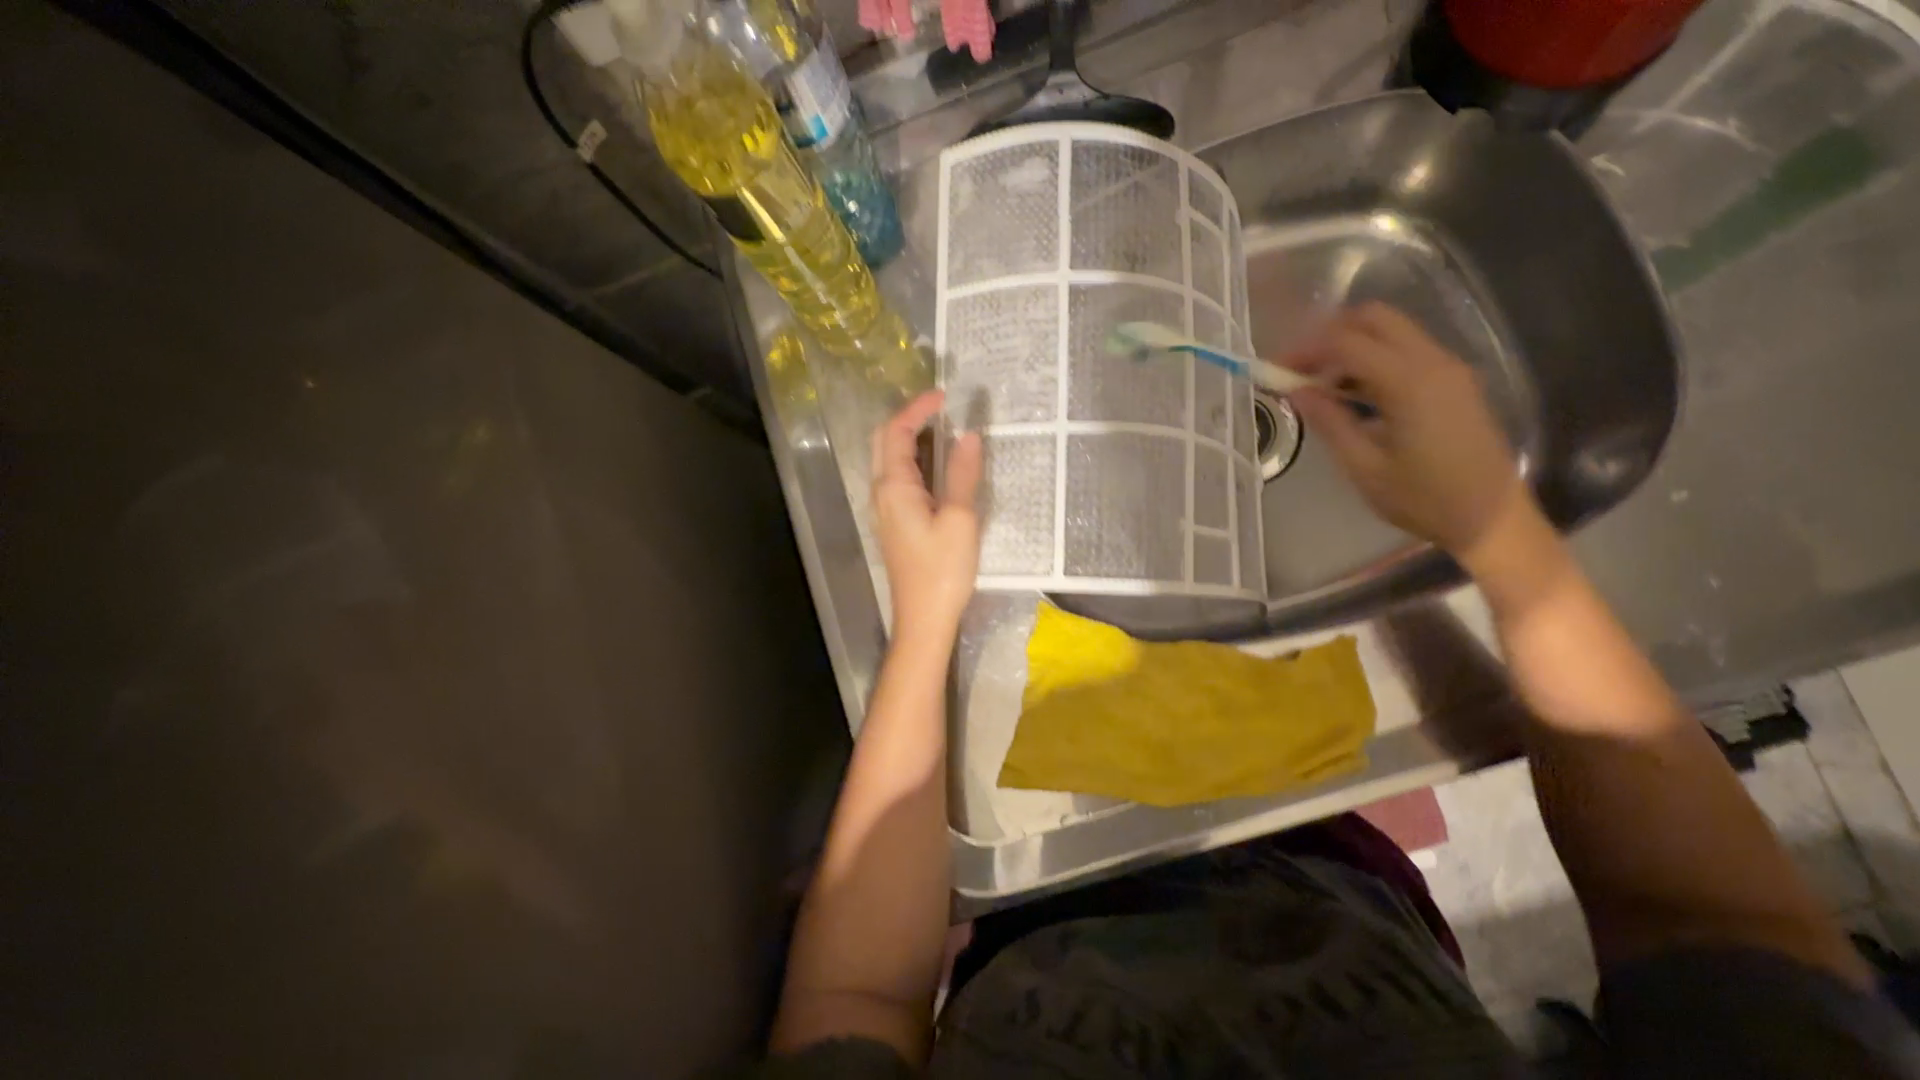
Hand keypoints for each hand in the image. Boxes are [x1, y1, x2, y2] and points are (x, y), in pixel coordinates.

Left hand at [871, 390, 982, 643]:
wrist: (923, 618)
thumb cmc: (942, 570)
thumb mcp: (960, 519)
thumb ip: (962, 474)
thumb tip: (968, 434)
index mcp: (894, 487)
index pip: (895, 432)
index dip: (917, 408)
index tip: (944, 396)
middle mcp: (882, 493)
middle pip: (884, 442)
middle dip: (909, 418)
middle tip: (942, 408)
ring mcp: (886, 510)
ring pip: (890, 461)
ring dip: (912, 439)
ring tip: (945, 428)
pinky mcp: (896, 524)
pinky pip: (900, 479)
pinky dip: (916, 461)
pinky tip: (941, 466)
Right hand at [1282, 303, 1525, 558]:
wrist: (1493, 518)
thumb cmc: (1426, 499)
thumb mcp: (1366, 468)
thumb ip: (1330, 423)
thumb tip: (1297, 392)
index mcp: (1410, 382)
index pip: (1347, 342)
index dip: (1306, 350)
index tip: (1277, 370)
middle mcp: (1433, 361)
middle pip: (1374, 318)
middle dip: (1331, 334)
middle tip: (1302, 368)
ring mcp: (1450, 368)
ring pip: (1393, 331)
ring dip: (1354, 346)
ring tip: (1324, 386)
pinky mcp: (1456, 381)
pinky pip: (1409, 351)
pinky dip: (1376, 358)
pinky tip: (1357, 395)